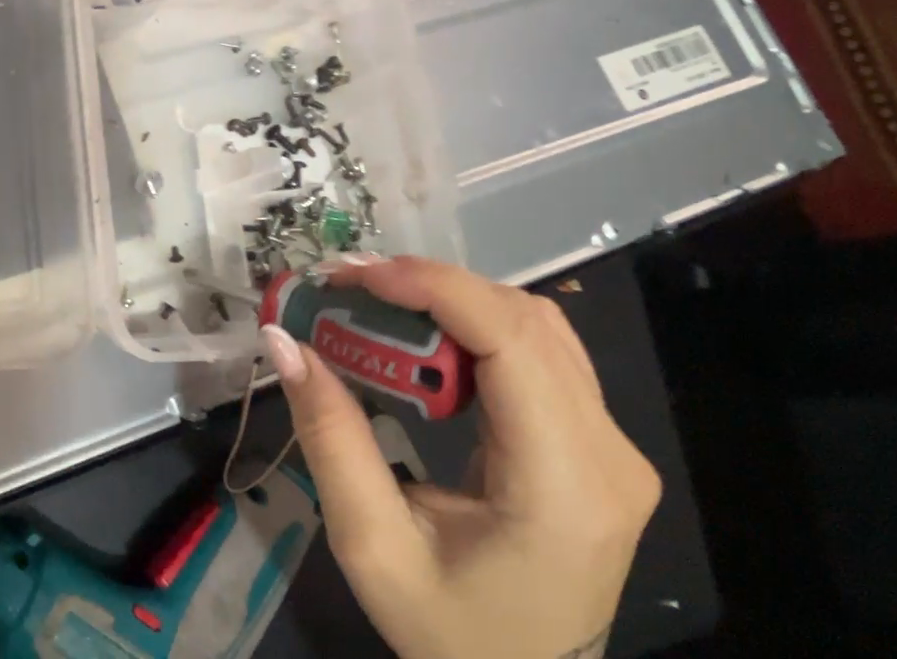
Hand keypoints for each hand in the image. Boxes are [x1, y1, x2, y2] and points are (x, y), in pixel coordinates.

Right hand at [260, 256, 660, 658]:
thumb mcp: (371, 544)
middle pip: (525, 323)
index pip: (513, 341)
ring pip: (535, 330)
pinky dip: (471, 331)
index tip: (353, 274)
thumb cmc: (447, 632)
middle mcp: (609, 454)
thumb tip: (283, 341)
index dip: (433, 286)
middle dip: (429, 287)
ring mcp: (613, 450)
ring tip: (370, 303)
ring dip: (449, 303)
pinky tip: (418, 340)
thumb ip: (330, 437)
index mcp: (565, 485)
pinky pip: (537, 359)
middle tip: (344, 286)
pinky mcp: (598, 450)